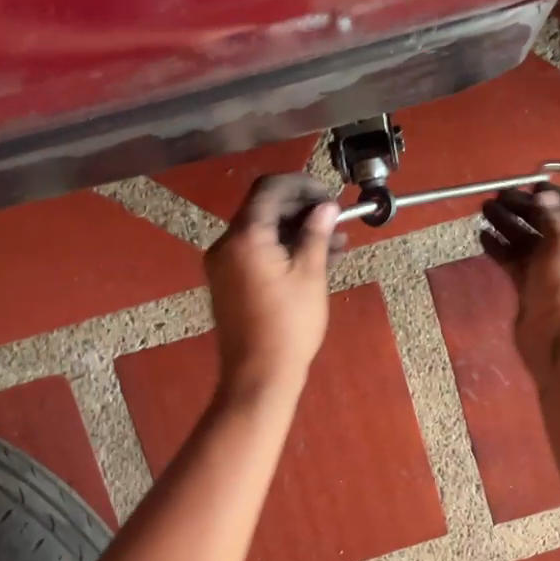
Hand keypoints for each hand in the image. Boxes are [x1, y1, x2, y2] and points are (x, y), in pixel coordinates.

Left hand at [206, 173, 341, 398]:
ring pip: (262, 233)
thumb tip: (325, 207)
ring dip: (296, 233)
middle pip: (264, 209)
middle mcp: (227, 243)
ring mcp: (223, 264)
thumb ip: (316, 234)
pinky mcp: (228, 282)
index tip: (329, 197)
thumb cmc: (289, 325)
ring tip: (336, 245)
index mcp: (245, 236)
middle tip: (336, 221)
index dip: (302, 185)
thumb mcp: (310, 276)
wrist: (258, 375)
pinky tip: (314, 261)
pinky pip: (255, 253)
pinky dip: (282, 250)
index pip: (270, 188)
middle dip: (302, 210)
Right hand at [480, 185, 559, 377]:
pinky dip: (501, 248)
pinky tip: (483, 236)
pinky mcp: (531, 287)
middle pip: (546, 223)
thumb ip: (552, 216)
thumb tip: (544, 194)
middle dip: (523, 208)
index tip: (530, 185)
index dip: (554, 196)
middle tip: (498, 196)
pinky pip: (515, 262)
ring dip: (507, 225)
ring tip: (484, 210)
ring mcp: (551, 272)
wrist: (557, 337)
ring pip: (528, 241)